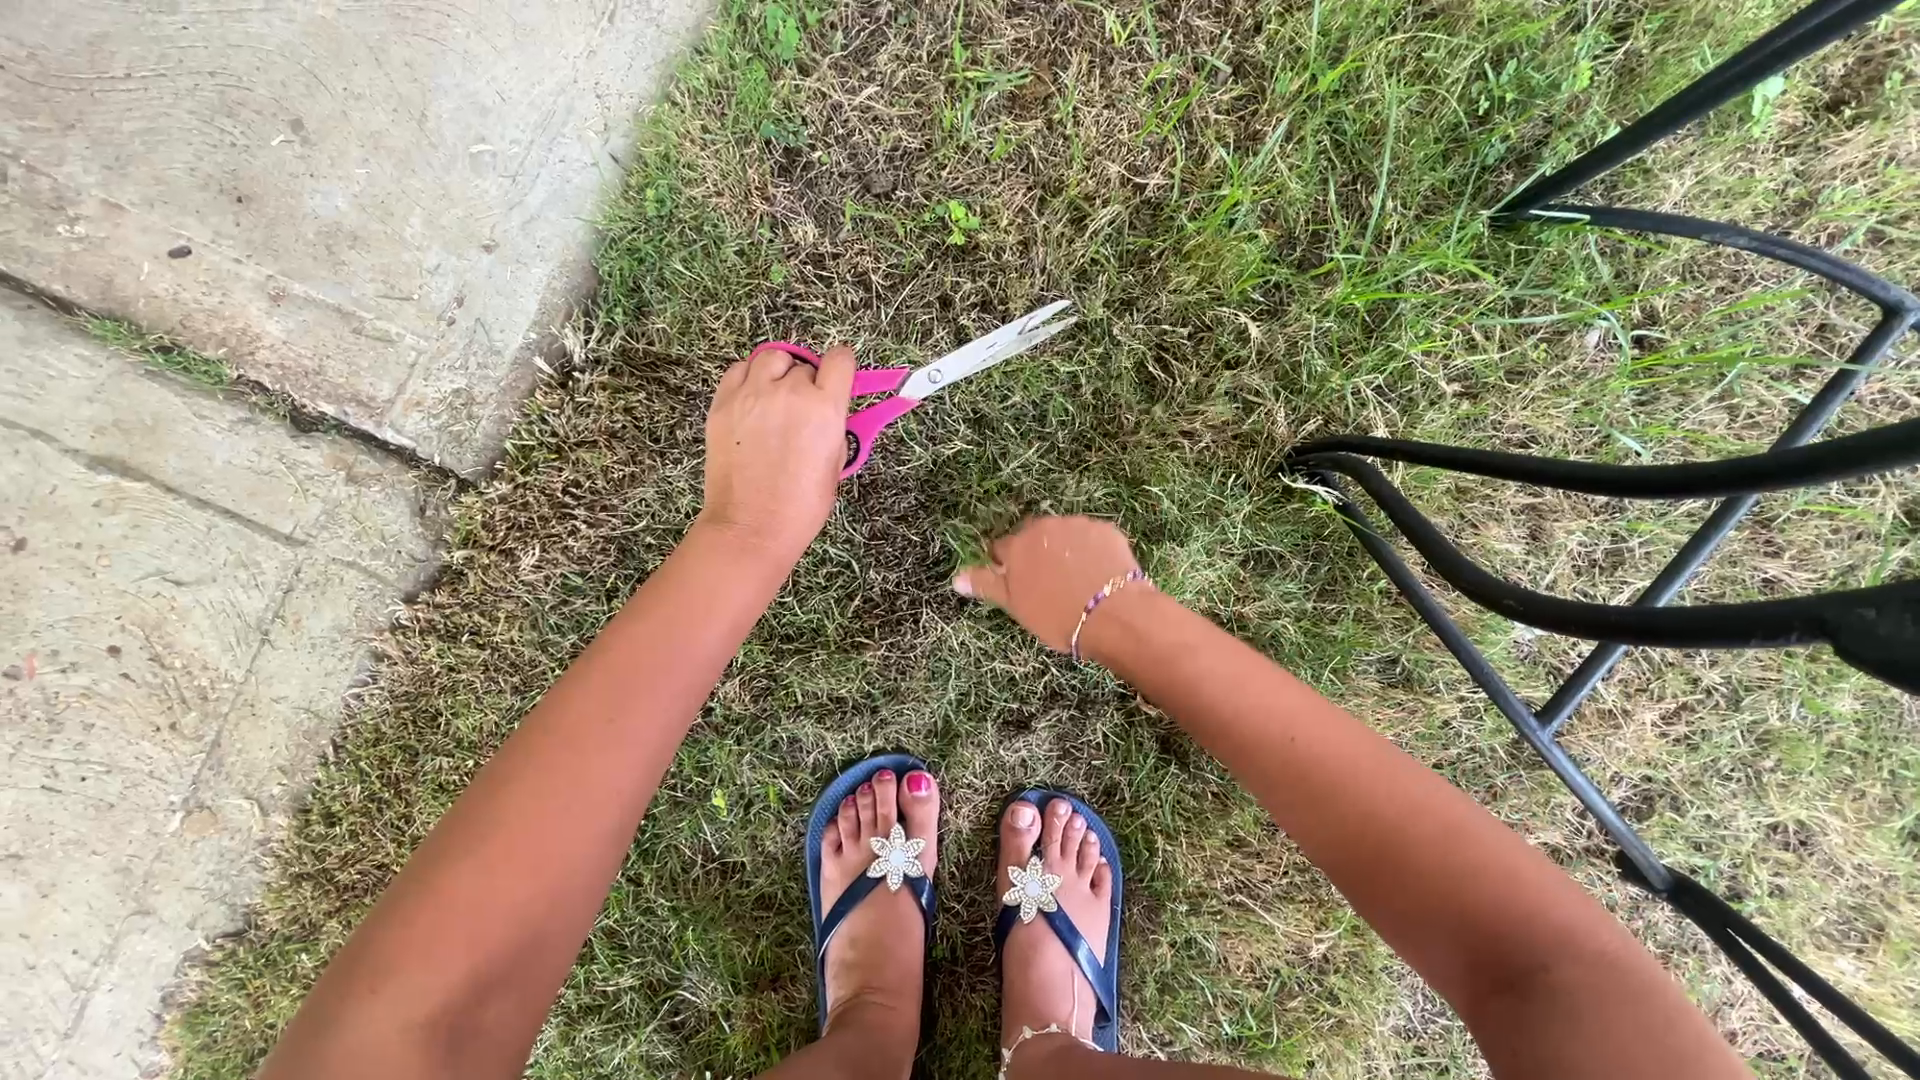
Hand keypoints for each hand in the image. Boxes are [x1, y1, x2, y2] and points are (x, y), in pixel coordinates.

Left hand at [699, 345, 854, 559]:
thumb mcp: (835, 465)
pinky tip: (752, 399)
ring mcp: (752, 395)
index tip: (837, 378)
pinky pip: (738, 370)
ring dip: (777, 372)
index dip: (840, 367)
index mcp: (825, 408)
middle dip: (806, 382)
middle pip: (803, 365)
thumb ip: (833, 429)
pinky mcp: (723, 404)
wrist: (752, 526)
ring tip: (775, 396)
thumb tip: (827, 415)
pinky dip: (748, 377)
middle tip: (801, 409)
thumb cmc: (801, 506)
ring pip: (770, 358)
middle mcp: (790, 392)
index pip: (840, 359)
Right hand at [952, 516, 1141, 651]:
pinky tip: (1099, 574)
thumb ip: (986, 585)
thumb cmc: (1057, 616)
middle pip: (1033, 536)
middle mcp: (1045, 527)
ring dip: (1065, 549)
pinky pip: (1092, 537)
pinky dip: (1092, 550)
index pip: (1000, 548)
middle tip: (1047, 583)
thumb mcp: (1015, 605)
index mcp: (1018, 545)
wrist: (1113, 616)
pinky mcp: (1106, 530)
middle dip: (1036, 552)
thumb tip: (956, 578)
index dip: (1006, 565)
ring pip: (1064, 534)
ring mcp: (1078, 525)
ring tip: (1077, 580)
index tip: (1017, 583)